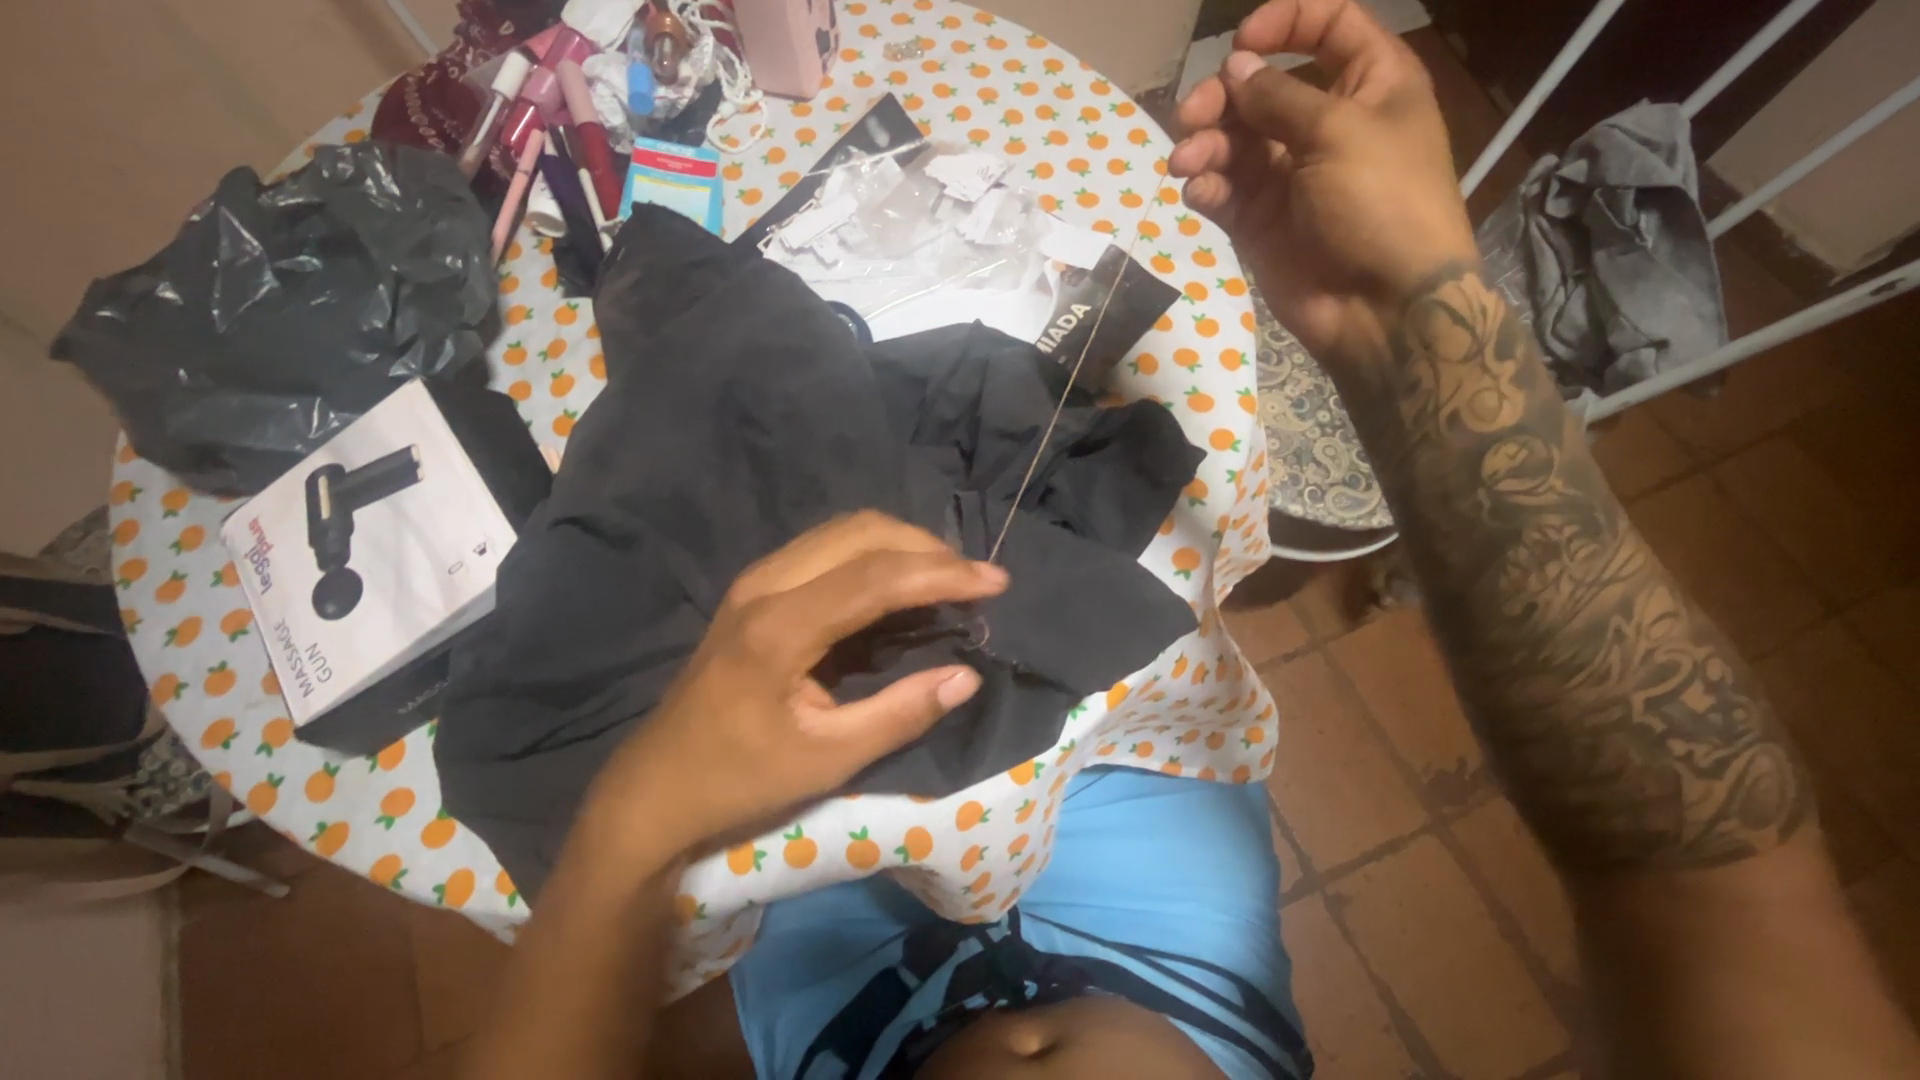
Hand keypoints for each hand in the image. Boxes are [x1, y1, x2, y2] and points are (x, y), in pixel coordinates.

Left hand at [587, 512, 1008, 852]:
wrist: (659, 785)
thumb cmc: (741, 778)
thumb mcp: (828, 759)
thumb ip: (901, 713)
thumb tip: (967, 676)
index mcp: (780, 627)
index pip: (877, 576)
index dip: (943, 573)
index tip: (997, 584)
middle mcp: (766, 584)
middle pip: (862, 533)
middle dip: (928, 548)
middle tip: (975, 583)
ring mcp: (756, 580)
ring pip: (844, 531)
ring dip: (902, 545)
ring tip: (948, 579)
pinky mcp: (756, 588)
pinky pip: (827, 548)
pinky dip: (874, 554)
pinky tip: (900, 585)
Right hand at [1168, 0, 1476, 358]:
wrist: (1381, 307)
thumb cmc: (1381, 203)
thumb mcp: (1339, 132)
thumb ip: (1280, 97)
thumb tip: (1235, 69)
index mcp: (1369, 85)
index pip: (1328, 27)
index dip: (1285, 22)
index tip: (1240, 44)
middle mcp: (1325, 123)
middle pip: (1261, 88)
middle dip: (1221, 97)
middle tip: (1190, 117)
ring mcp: (1289, 175)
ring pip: (1233, 141)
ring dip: (1203, 145)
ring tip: (1186, 164)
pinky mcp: (1260, 221)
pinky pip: (1223, 190)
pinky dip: (1206, 186)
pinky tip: (1199, 193)